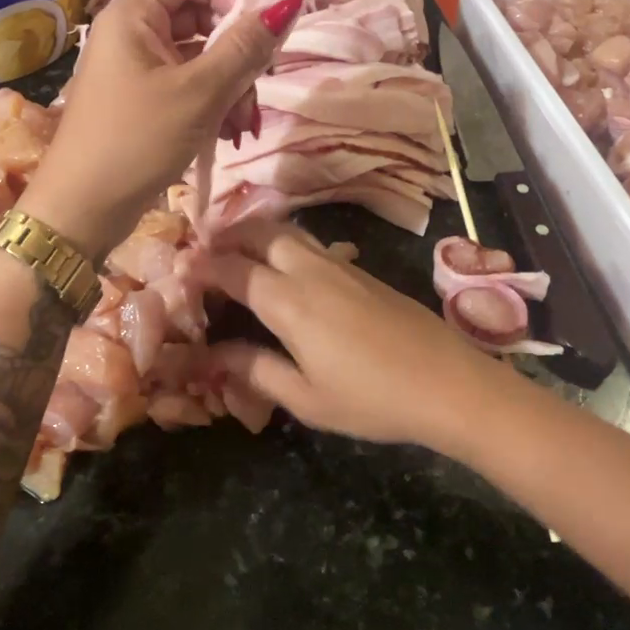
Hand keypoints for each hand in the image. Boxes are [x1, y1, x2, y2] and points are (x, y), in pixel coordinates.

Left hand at [18, 0, 300, 255]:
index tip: (254, 29)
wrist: (82, 209)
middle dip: (235, 53)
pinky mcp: (141, 104)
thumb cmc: (137, 140)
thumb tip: (290, 2)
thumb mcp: (199, 92)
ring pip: (197, 59)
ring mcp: (135, 72)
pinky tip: (228, 136)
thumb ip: (245, 47)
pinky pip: (186, 88)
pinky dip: (211, 106)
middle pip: (197, 20)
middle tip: (258, 87)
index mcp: (132, 16)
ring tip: (243, 126)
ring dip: (230, 87)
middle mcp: (131, 35)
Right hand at [202, 220, 519, 452]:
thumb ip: (255, 371)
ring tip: (237, 251)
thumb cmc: (373, 399)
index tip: (179, 271)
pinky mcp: (361, 270)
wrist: (449, 383)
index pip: (232, 267)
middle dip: (225, 235)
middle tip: (204, 252)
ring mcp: (339, 265)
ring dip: (255, 233)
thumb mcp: (306, 398)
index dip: (201, 266)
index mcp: (288, 302)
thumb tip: (212, 357)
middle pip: (259, 232)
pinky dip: (283, 242)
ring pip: (287, 230)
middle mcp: (309, 270)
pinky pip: (311, 242)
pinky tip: (284, 267)